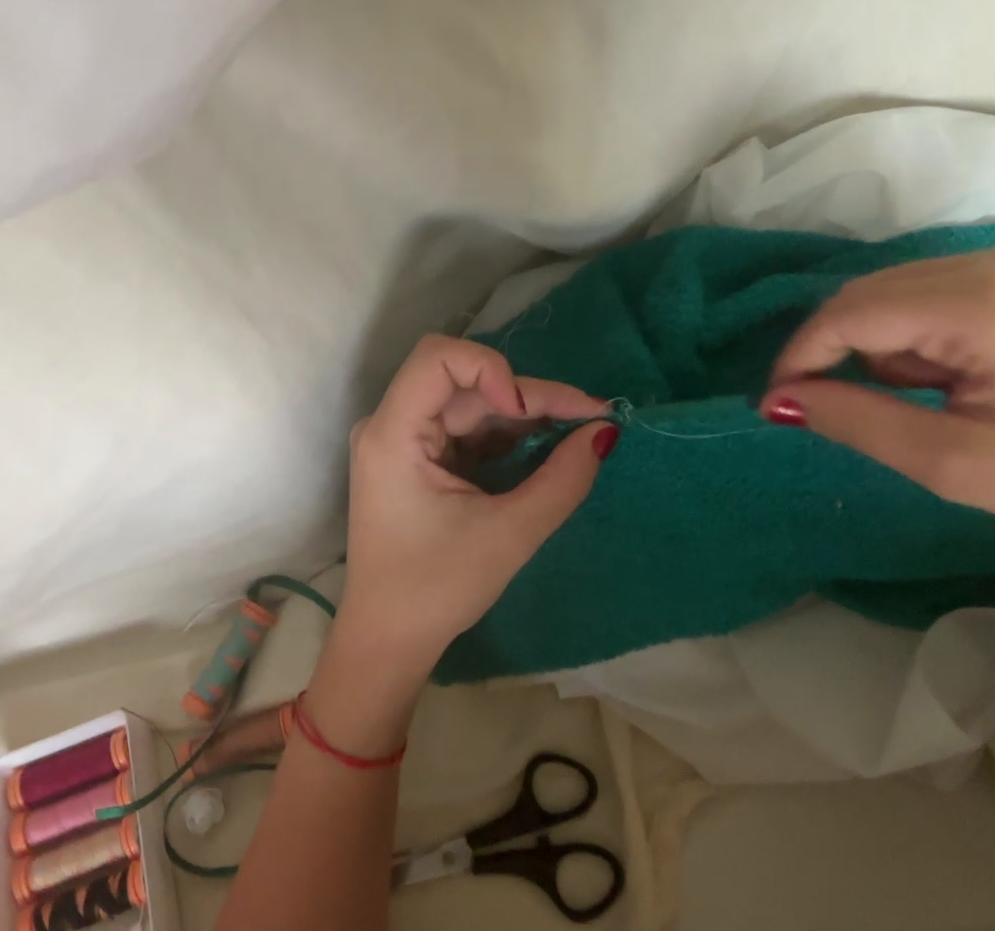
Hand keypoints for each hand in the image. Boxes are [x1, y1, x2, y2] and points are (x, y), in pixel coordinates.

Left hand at [339, 335, 614, 669]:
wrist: (389, 638)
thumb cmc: (437, 588)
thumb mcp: (509, 534)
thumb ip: (561, 479)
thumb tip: (605, 432)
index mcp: (393, 434)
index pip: (439, 357)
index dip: (492, 368)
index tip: (527, 413)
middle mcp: (391, 426)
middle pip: (465, 385)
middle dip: (530, 398)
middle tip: (595, 418)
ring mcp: (403, 443)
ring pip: (471, 406)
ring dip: (525, 417)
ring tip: (582, 432)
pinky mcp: (419, 462)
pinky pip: (466, 433)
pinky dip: (507, 438)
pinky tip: (550, 446)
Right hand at [762, 239, 994, 569]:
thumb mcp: (959, 462)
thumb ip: (857, 421)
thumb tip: (779, 401)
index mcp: (982, 301)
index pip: (847, 311)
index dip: (798, 357)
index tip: (776, 407)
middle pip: (875, 291)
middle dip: (842, 350)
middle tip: (845, 413)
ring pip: (914, 289)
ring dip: (892, 344)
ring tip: (933, 405)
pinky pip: (960, 290)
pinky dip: (935, 333)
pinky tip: (970, 379)